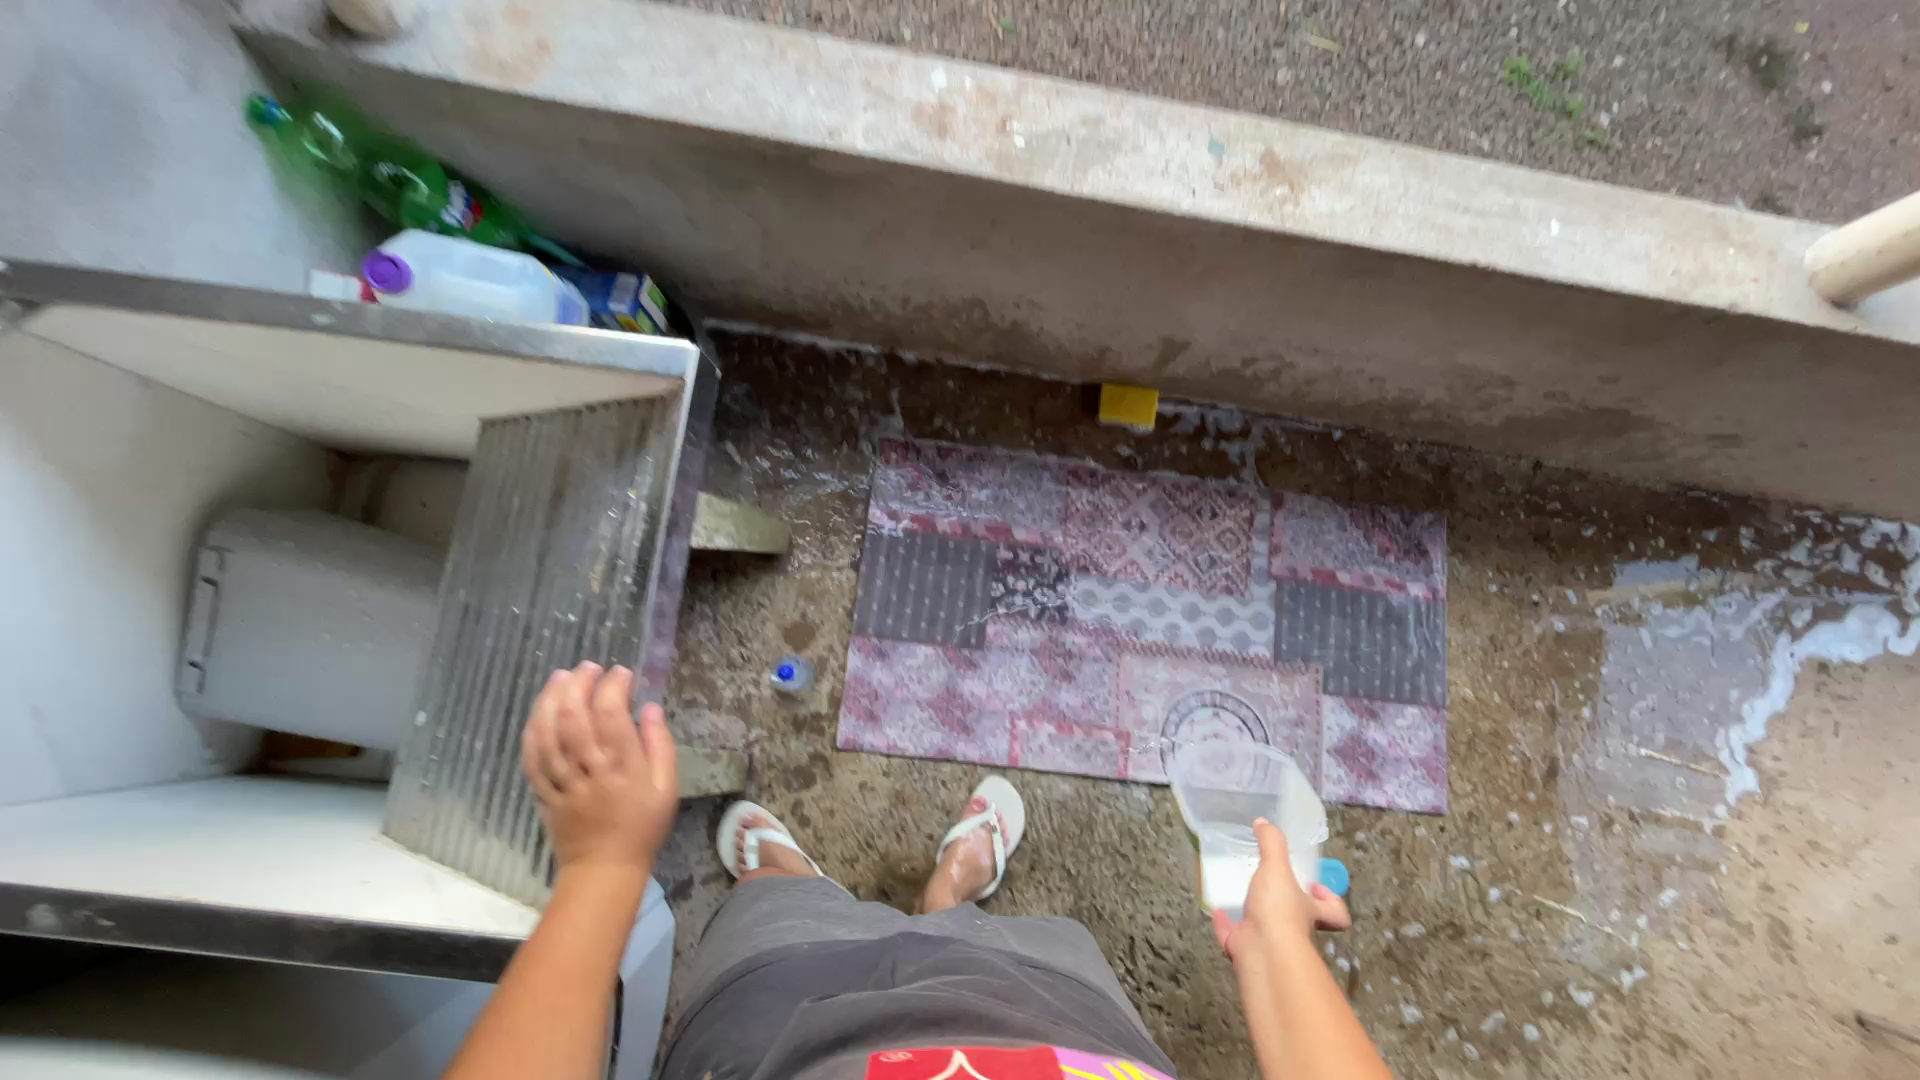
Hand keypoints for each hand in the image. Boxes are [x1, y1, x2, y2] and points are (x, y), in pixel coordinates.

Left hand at [521, 663, 678, 882]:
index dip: (613, 687)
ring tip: (560, 677)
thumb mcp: (667, 786)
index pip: (612, 715)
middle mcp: (590, 770)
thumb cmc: (643, 825)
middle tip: (588, 667)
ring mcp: (562, 782)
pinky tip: (539, 711)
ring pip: (548, 734)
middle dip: (578, 686)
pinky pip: (532, 757)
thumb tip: (651, 708)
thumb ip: (659, 745)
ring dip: (551, 701)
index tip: (621, 673)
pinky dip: (533, 730)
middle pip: (574, 718)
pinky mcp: (544, 792)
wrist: (604, 868)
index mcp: (624, 767)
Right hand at [1212, 818, 1350, 963]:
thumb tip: (1264, 822)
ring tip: (1240, 890)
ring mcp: (1269, 943)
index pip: (1334, 912)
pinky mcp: (1245, 948)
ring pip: (1266, 929)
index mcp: (1308, 912)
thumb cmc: (1278, 910)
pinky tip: (1216, 908)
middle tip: (1269, 883)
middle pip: (1298, 919)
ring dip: (1255, 913)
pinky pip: (1234, 933)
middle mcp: (1294, 930)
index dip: (1330, 900)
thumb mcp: (1277, 868)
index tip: (1315, 885)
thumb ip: (1272, 843)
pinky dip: (1225, 922)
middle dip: (1285, 904)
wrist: (1261, 951)